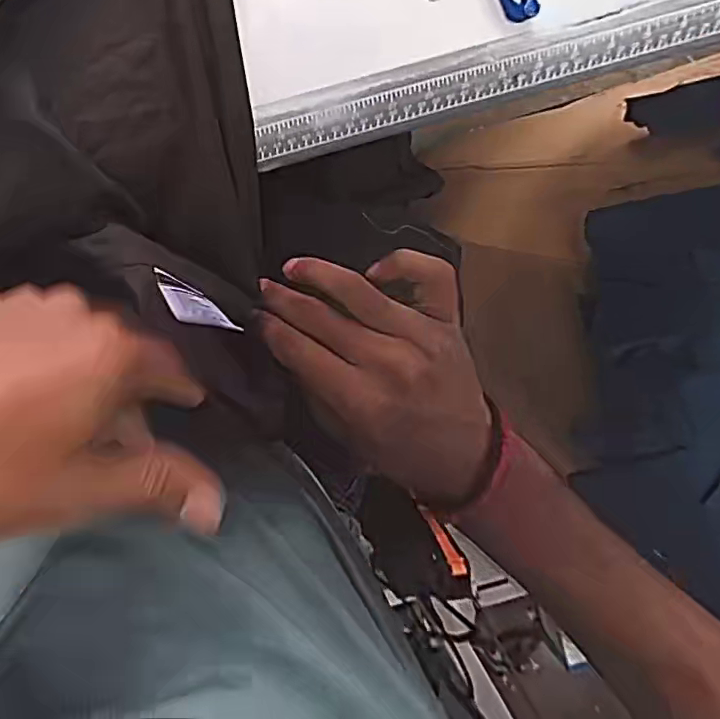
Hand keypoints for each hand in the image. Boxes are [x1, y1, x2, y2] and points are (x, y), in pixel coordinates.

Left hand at [0, 285, 223, 619]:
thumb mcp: (79, 489)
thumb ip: (156, 482)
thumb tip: (211, 499)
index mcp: (104, 347)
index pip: (167, 362)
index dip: (179, 390)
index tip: (185, 405)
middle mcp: (68, 310)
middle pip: (119, 344)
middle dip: (127, 386)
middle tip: (117, 435)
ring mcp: (19, 303)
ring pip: (74, 333)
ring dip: (82, 368)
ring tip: (61, 420)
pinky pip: (31, 326)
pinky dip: (40, 354)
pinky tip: (15, 396)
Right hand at [257, 251, 491, 505]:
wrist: (466, 457)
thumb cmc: (399, 450)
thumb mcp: (343, 434)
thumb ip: (311, 387)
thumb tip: (281, 342)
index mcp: (363, 399)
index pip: (300, 349)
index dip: (269, 328)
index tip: (254, 316)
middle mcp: (391, 362)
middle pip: (320, 317)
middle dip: (282, 299)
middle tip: (262, 289)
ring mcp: (422, 336)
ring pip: (358, 290)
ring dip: (317, 273)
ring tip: (293, 267)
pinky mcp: (447, 320)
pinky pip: (428, 274)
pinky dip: (400, 262)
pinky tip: (372, 271)